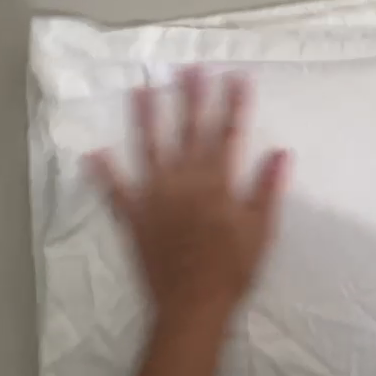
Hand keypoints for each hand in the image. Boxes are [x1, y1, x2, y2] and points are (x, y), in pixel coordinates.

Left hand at [89, 69, 290, 333]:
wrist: (193, 307)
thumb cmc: (232, 270)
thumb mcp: (260, 231)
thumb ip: (267, 189)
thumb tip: (281, 152)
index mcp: (217, 184)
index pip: (228, 134)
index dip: (233, 104)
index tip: (236, 75)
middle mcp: (185, 182)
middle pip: (189, 132)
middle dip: (191, 97)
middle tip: (188, 68)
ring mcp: (156, 198)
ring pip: (150, 150)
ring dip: (145, 119)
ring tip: (141, 89)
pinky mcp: (134, 218)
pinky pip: (117, 193)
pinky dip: (105, 173)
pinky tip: (93, 153)